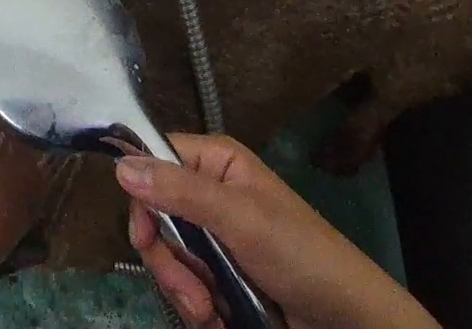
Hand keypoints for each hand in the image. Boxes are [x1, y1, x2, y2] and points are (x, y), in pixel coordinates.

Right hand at [115, 134, 437, 328]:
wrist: (352, 324)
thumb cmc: (302, 257)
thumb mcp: (241, 220)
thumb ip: (181, 191)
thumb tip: (119, 166)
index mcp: (214, 161)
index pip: (153, 159)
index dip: (142, 195)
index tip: (145, 234)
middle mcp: (208, 190)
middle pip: (154, 214)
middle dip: (168, 260)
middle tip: (192, 292)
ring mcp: (214, 233)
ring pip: (166, 253)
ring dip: (183, 289)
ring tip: (212, 314)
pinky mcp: (220, 271)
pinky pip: (184, 281)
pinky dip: (195, 304)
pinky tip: (218, 318)